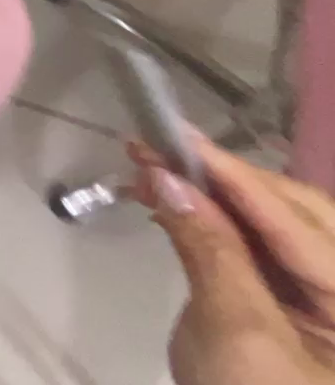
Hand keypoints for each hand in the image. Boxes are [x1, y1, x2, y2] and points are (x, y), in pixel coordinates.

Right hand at [133, 134, 334, 384]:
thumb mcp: (236, 335)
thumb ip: (209, 250)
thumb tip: (163, 176)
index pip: (299, 221)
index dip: (230, 172)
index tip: (165, 132)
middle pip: (310, 219)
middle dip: (229, 181)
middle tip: (149, 152)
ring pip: (294, 233)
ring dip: (223, 200)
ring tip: (156, 176)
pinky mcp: (323, 321)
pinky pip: (282, 257)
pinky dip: (231, 228)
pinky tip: (186, 212)